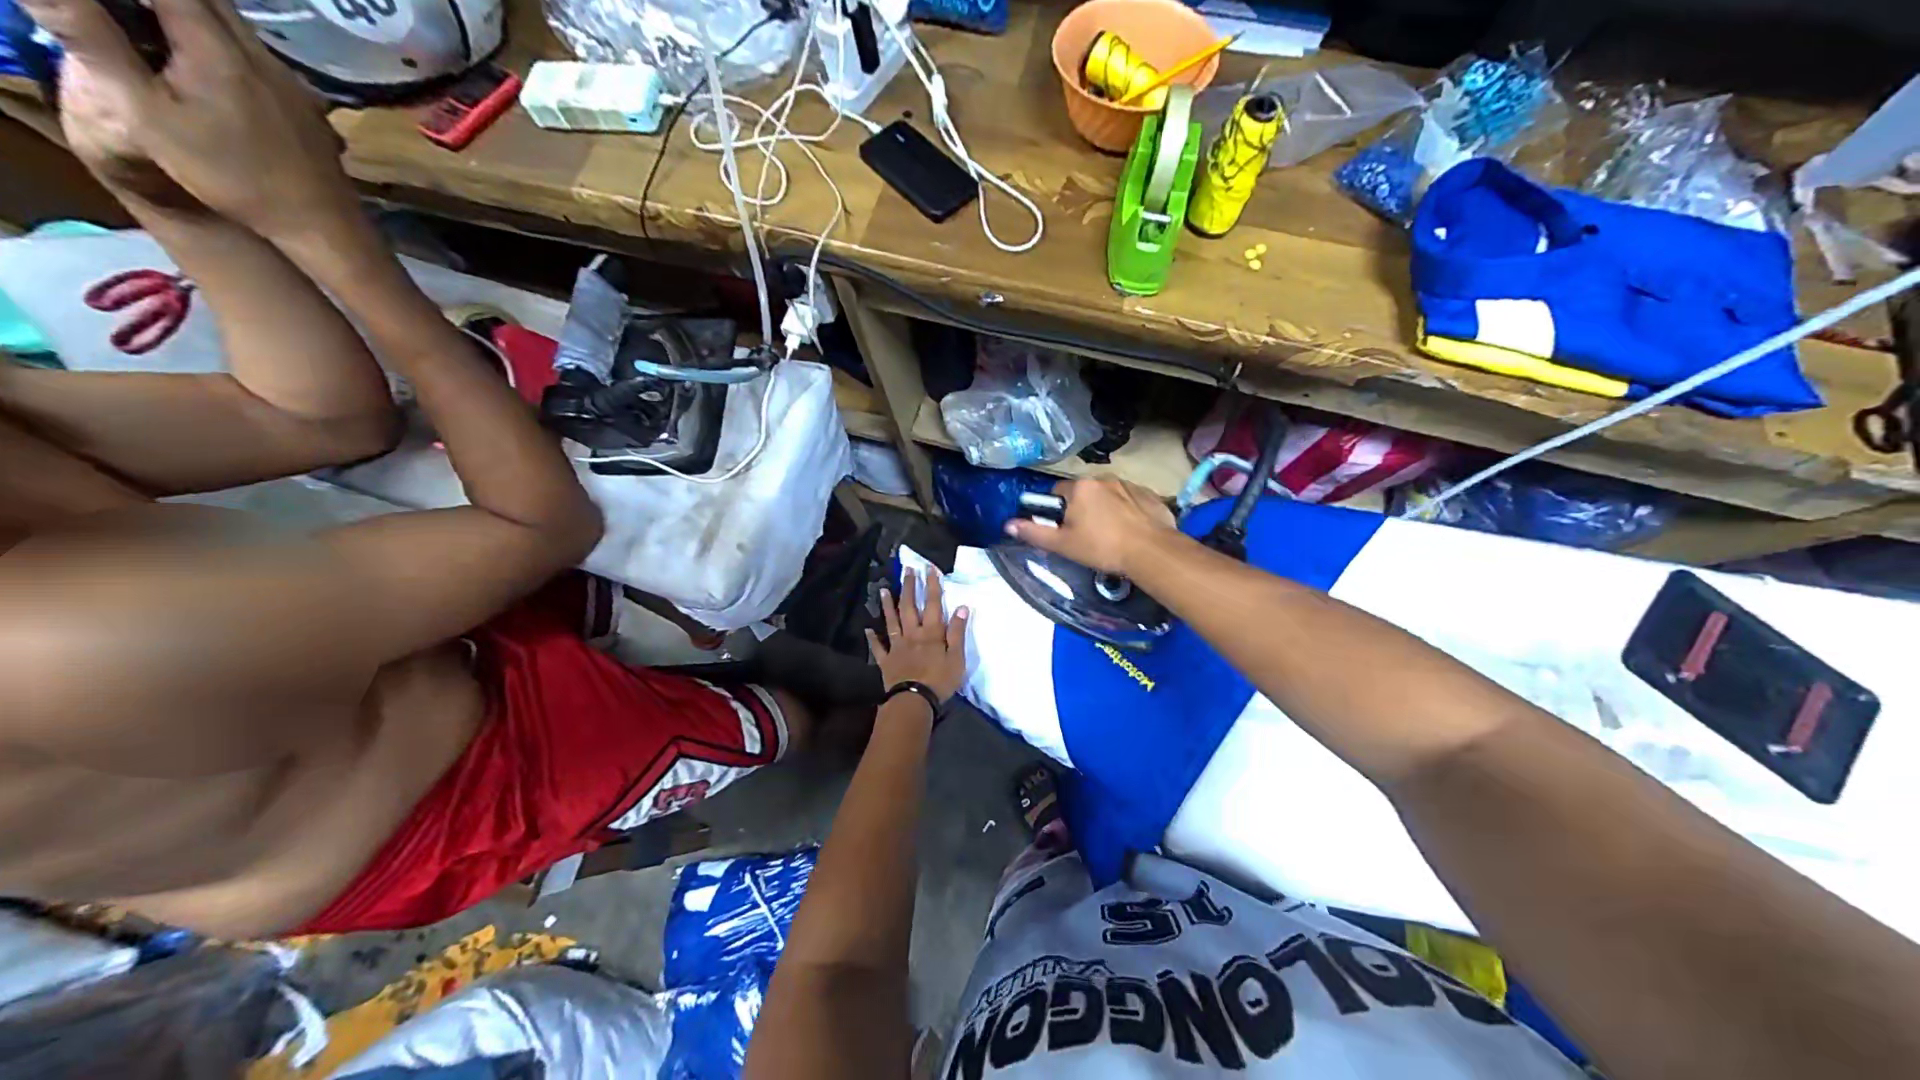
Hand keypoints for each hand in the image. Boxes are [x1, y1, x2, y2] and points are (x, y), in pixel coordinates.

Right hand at [24, 0, 359, 235]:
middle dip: (162, 0)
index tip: (115, 11)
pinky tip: (212, 78)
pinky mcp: (307, 106)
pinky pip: (260, 60)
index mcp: (219, 47)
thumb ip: (94, 40)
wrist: (321, 227)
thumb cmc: (234, 177)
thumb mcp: (147, 112)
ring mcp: (293, 82)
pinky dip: (228, 52)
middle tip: (130, 22)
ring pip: (235, 28)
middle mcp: (264, 55)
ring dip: (194, 21)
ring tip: (157, 41)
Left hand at [867, 567, 969, 703]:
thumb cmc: (940, 680)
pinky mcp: (886, 661)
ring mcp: (896, 646)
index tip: (929, 568)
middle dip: (909, 588)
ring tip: (883, 590)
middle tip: (907, 570)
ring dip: (888, 605)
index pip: (933, 604)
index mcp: (931, 633)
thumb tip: (962, 607)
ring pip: (891, 621)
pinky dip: (872, 638)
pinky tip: (867, 629)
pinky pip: (878, 647)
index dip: (932, 585)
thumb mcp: (957, 658)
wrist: (914, 700)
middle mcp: (912, 634)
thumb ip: (958, 633)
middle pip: (909, 607)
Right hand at [1005, 477, 1177, 576]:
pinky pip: (1131, 500)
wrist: (1151, 551)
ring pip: (1108, 495)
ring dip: (1105, 508)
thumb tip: (1008, 524)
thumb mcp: (1063, 544)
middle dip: (1082, 508)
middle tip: (1087, 536)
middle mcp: (1103, 478)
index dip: (1057, 510)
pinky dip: (1128, 511)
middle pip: (1084, 492)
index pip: (1057, 491)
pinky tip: (1130, 530)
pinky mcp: (1149, 494)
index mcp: (1079, 487)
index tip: (1064, 529)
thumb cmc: (1102, 547)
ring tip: (1111, 535)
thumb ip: (1034, 532)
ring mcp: (1129, 484)